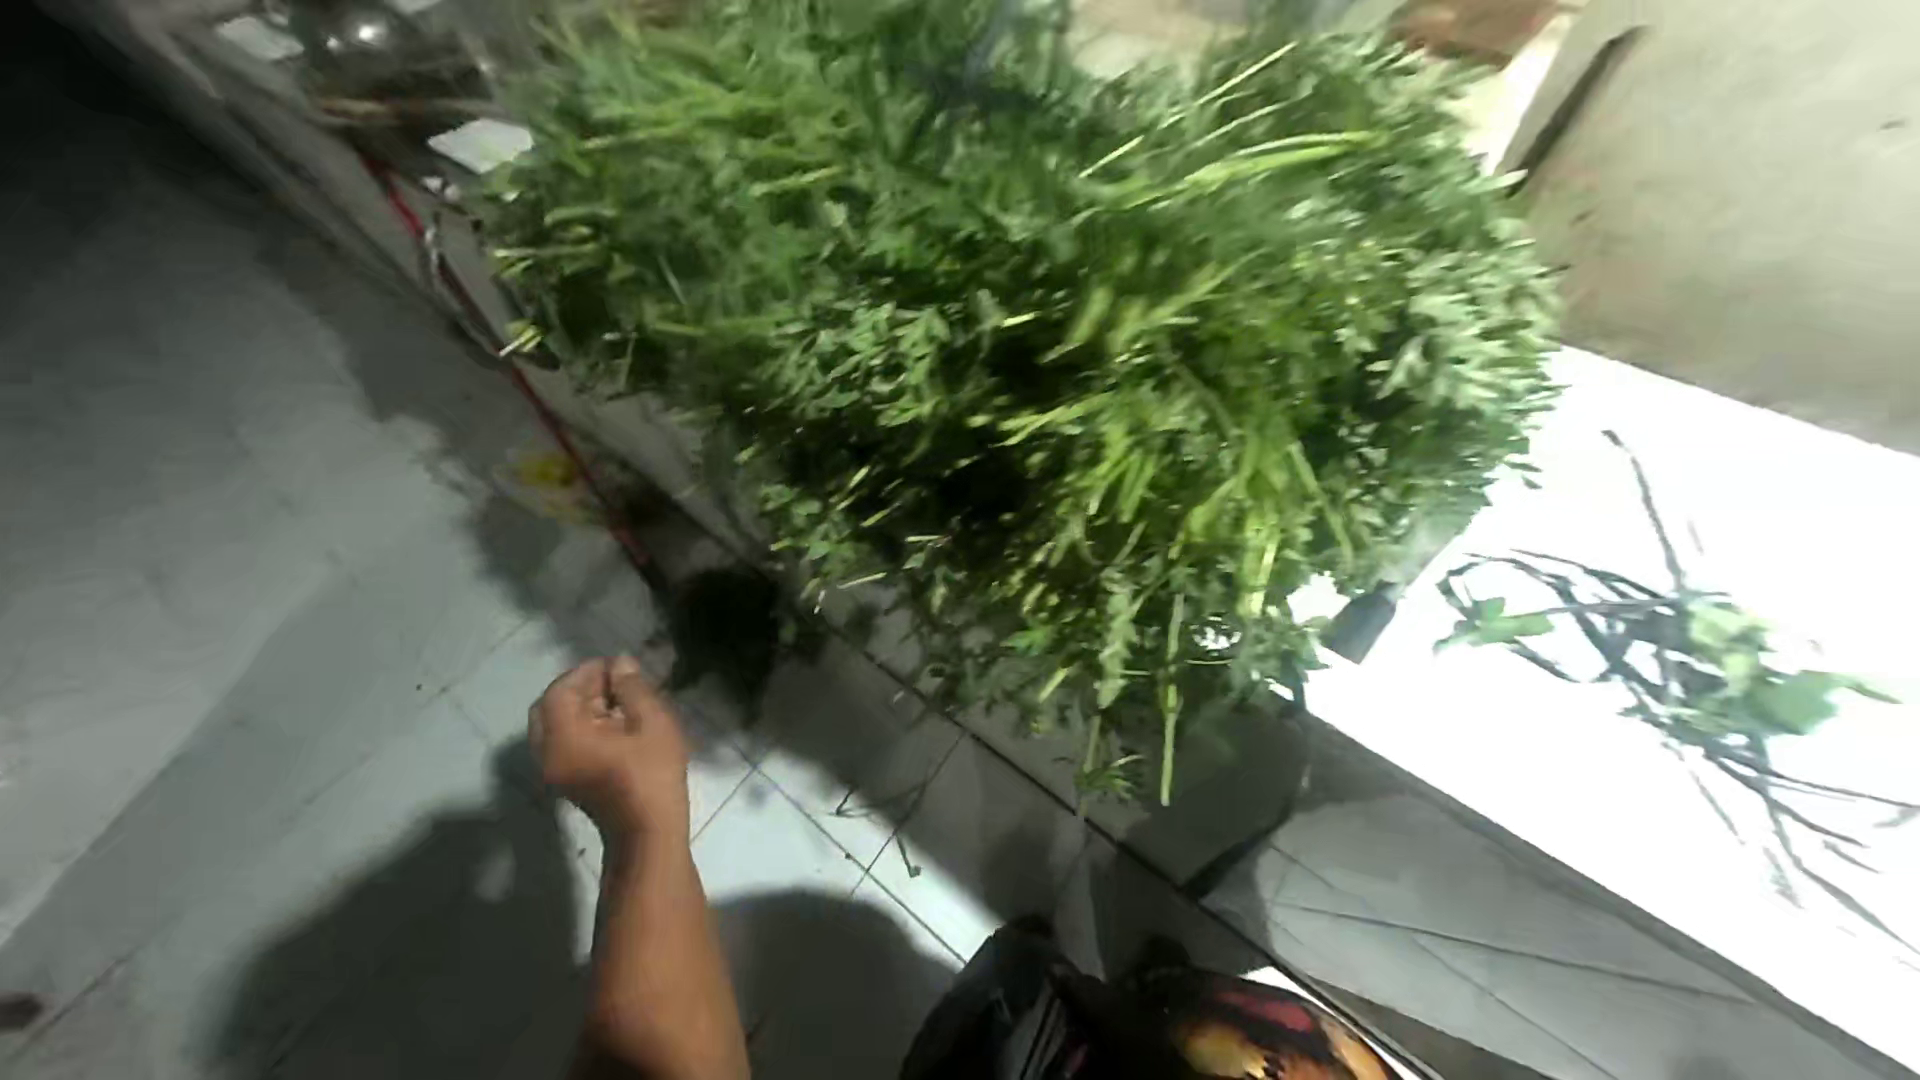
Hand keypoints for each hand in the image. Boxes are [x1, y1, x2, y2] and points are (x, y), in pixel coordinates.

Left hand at [529, 656, 690, 843]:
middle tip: (616, 680)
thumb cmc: (652, 774)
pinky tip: (617, 722)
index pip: (559, 692)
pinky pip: (564, 740)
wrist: (647, 832)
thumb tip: (621, 664)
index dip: (585, 672)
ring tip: (621, 698)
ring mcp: (555, 769)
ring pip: (556, 724)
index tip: (618, 665)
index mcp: (565, 738)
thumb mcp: (651, 723)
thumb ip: (632, 689)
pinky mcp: (567, 779)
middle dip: (580, 687)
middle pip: (550, 707)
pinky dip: (583, 723)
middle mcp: (549, 752)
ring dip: (582, 705)